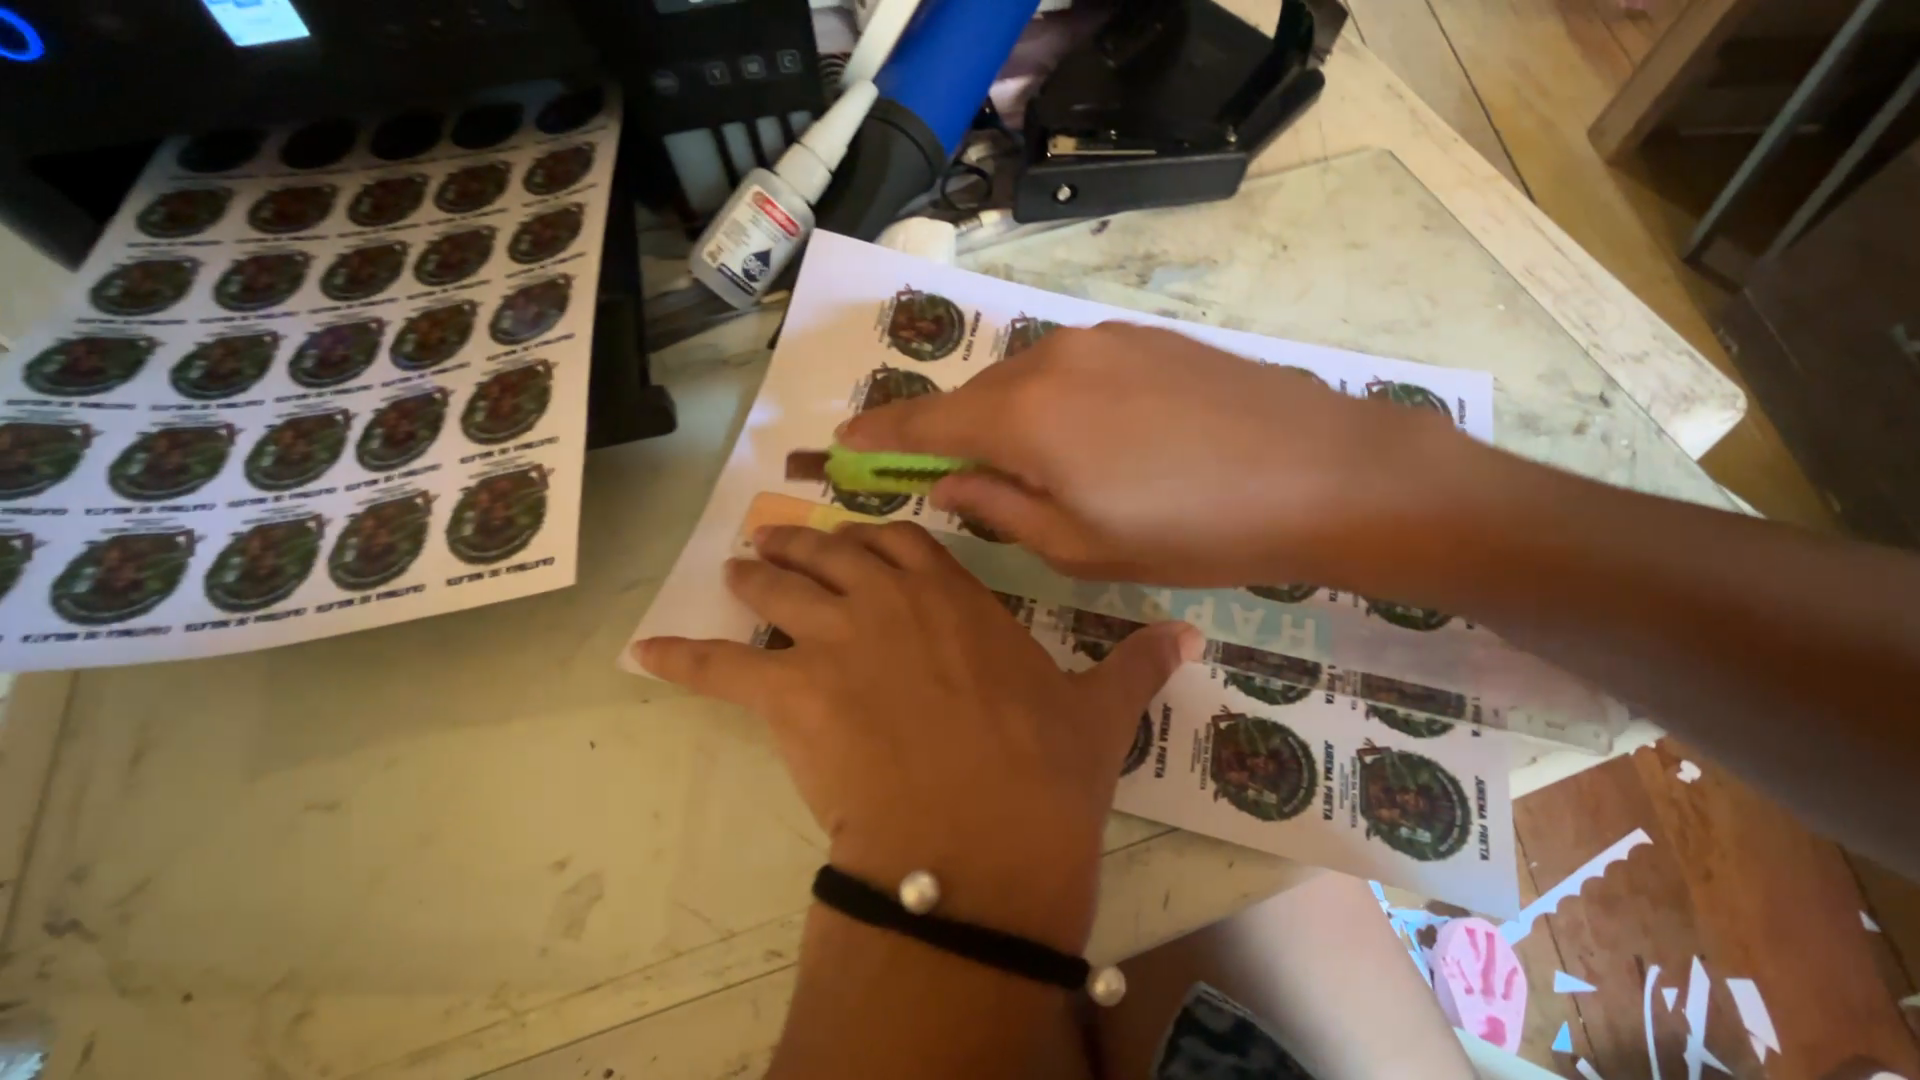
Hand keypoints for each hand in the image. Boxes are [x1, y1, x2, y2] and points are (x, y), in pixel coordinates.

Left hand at [632, 521, 1198, 950]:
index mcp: (954, 598)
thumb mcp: (1098, 712)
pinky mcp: (788, 695)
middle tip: (777, 541)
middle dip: (803, 544)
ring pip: (777, 590)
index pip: (905, 544)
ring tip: (737, 568)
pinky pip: (719, 669)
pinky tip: (642, 653)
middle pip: (832, 555)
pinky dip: (680, 659)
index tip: (857, 537)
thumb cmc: (1043, 771)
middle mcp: (888, 603)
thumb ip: (1138, 663)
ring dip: (753, 576)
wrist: (984, 837)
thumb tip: (1190, 635)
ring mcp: (833, 642)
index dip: (876, 538)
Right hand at [838, 322, 1479, 589]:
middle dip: (954, 439)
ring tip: (1047, 476)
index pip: (923, 422)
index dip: (877, 435)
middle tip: (957, 483)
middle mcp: (1048, 359)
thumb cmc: (1192, 530)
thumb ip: (997, 507)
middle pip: (973, 400)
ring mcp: (1101, 338)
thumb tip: (948, 482)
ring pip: (1025, 383)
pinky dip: (1059, 404)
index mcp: (1022, 416)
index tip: (841, 443)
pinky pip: (1072, 370)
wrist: (1322, 472)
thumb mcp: (1079, 547)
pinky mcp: (1144, 336)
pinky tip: (1101, 444)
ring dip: (1013, 424)